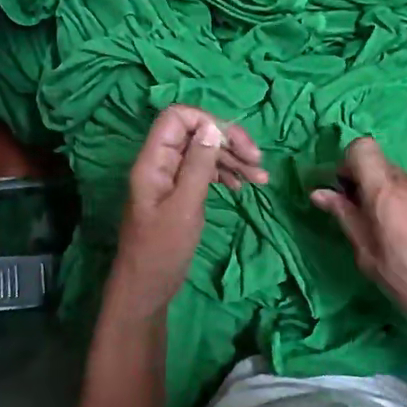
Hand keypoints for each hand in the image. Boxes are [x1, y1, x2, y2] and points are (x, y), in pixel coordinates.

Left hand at [107, 105, 265, 321]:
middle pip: (196, 132)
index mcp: (153, 161)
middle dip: (228, 141)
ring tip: (260, 178)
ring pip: (204, 152)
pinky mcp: (180, 192)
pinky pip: (204, 171)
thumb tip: (213, 127)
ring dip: (232, 159)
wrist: (146, 289)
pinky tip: (242, 186)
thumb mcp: (184, 207)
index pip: (177, 118)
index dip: (208, 121)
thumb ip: (198, 166)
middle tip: (258, 162)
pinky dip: (225, 174)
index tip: (236, 144)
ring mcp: (170, 178)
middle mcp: (160, 163)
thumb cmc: (162, 251)